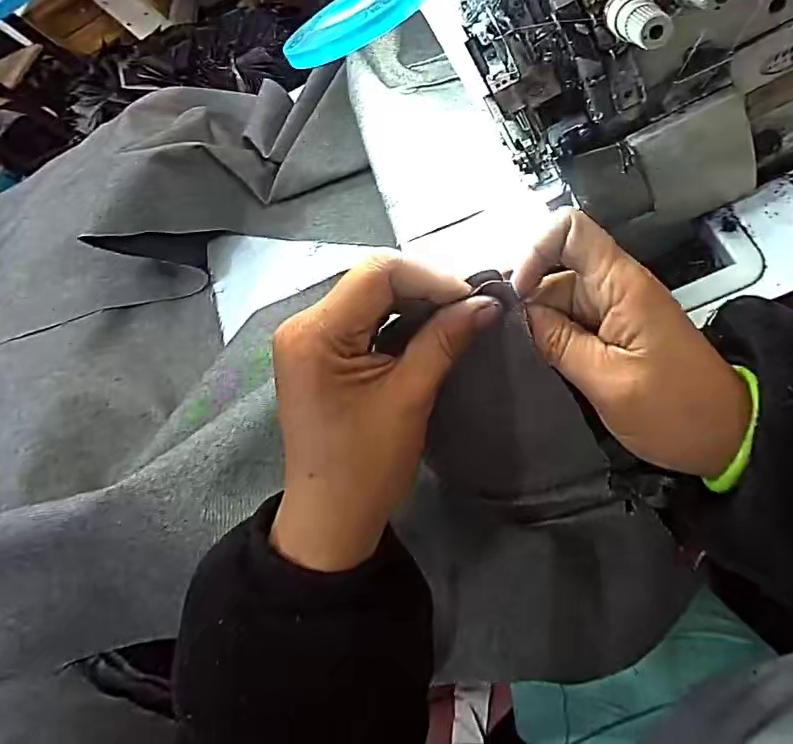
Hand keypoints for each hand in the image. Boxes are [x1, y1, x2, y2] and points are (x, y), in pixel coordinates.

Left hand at [270, 252, 499, 570]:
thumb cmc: (366, 464)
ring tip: (456, 317)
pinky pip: (368, 314)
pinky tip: (430, 329)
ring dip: (418, 300)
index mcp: (316, 333)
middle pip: (375, 278)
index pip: (379, 273)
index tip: (471, 300)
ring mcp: (311, 336)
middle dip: (427, 287)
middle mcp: (305, 323)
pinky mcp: (322, 349)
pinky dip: (402, 316)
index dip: (432, 278)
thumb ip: (446, 339)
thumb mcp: (410, 396)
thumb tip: (487, 303)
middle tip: (468, 309)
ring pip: (374, 292)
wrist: (331, 518)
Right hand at [514, 210, 749, 478]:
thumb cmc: (678, 410)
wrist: (727, 433)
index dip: (536, 251)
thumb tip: (521, 316)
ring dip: (546, 325)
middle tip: (519, 345)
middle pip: (560, 268)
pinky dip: (562, 338)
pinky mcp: (624, 328)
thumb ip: (558, 343)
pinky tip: (554, 366)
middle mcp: (621, 286)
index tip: (519, 295)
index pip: (570, 229)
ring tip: (538, 364)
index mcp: (623, 285)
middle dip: (533, 301)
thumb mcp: (608, 381)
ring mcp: (622, 307)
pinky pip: (580, 319)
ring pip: (565, 296)